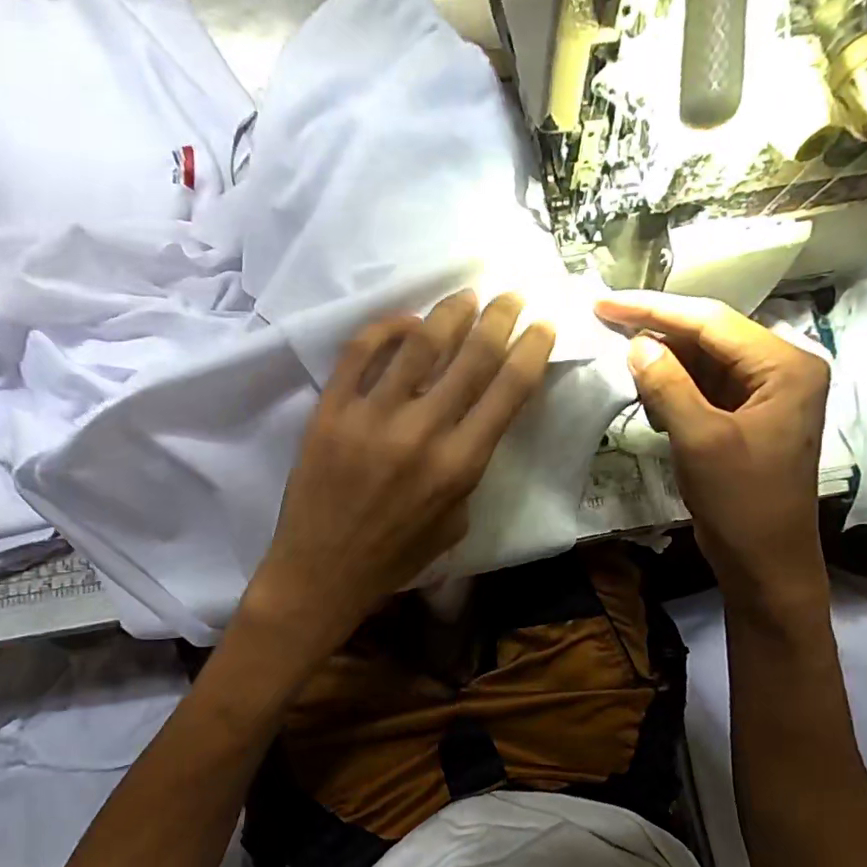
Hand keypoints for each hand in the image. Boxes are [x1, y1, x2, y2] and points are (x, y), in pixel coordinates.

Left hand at [244, 290, 553, 654]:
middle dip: (501, 318)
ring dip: (451, 312)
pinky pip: (361, 351)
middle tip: (512, 297)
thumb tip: (473, 420)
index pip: (508, 390)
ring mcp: (372, 416)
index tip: (543, 326)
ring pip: (420, 342)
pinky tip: (407, 321)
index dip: (532, 350)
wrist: (323, 570)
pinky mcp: (331, 410)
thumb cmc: (396, 554)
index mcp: (460, 465)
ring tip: (466, 297)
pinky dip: (387, 327)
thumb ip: (470, 469)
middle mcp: (422, 432)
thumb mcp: (456, 522)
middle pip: (472, 356)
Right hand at [594, 291, 829, 584]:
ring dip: (663, 361)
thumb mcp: (701, 440)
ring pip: (704, 362)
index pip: (712, 321)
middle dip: (657, 333)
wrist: (766, 565)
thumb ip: (668, 386)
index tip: (605, 300)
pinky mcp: (747, 418)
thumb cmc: (743, 504)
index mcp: (786, 366)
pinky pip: (705, 389)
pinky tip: (646, 390)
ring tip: (617, 353)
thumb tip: (635, 345)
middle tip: (604, 321)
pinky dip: (674, 388)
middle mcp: (782, 370)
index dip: (654, 310)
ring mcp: (766, 395)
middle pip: (710, 336)